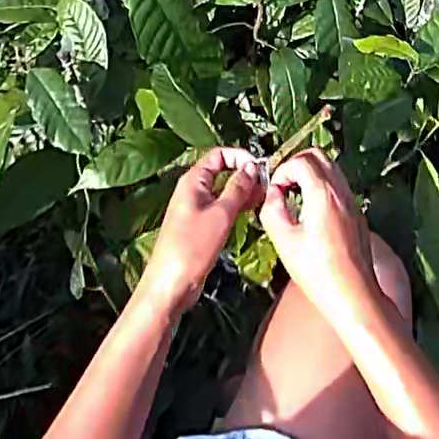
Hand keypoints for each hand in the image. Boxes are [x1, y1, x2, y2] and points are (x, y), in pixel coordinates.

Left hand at [139, 147, 263, 312]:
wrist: (171, 283)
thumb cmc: (193, 245)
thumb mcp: (220, 214)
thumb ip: (237, 188)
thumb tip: (251, 166)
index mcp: (193, 180)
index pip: (219, 155)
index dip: (239, 156)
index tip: (260, 167)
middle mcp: (193, 189)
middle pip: (221, 171)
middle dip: (244, 174)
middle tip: (267, 184)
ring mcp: (196, 207)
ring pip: (223, 190)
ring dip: (242, 191)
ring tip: (264, 197)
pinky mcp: (200, 224)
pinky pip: (221, 207)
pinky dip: (236, 206)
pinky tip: (252, 210)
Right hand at [259, 149, 380, 317]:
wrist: (355, 300)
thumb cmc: (318, 273)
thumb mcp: (283, 240)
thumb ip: (271, 209)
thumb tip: (273, 194)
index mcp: (323, 195)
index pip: (300, 161)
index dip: (282, 171)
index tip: (275, 191)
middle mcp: (341, 193)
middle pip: (318, 156)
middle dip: (296, 164)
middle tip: (283, 184)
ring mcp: (353, 204)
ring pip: (331, 168)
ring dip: (310, 174)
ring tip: (295, 197)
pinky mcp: (358, 216)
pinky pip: (338, 186)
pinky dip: (322, 186)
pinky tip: (311, 211)